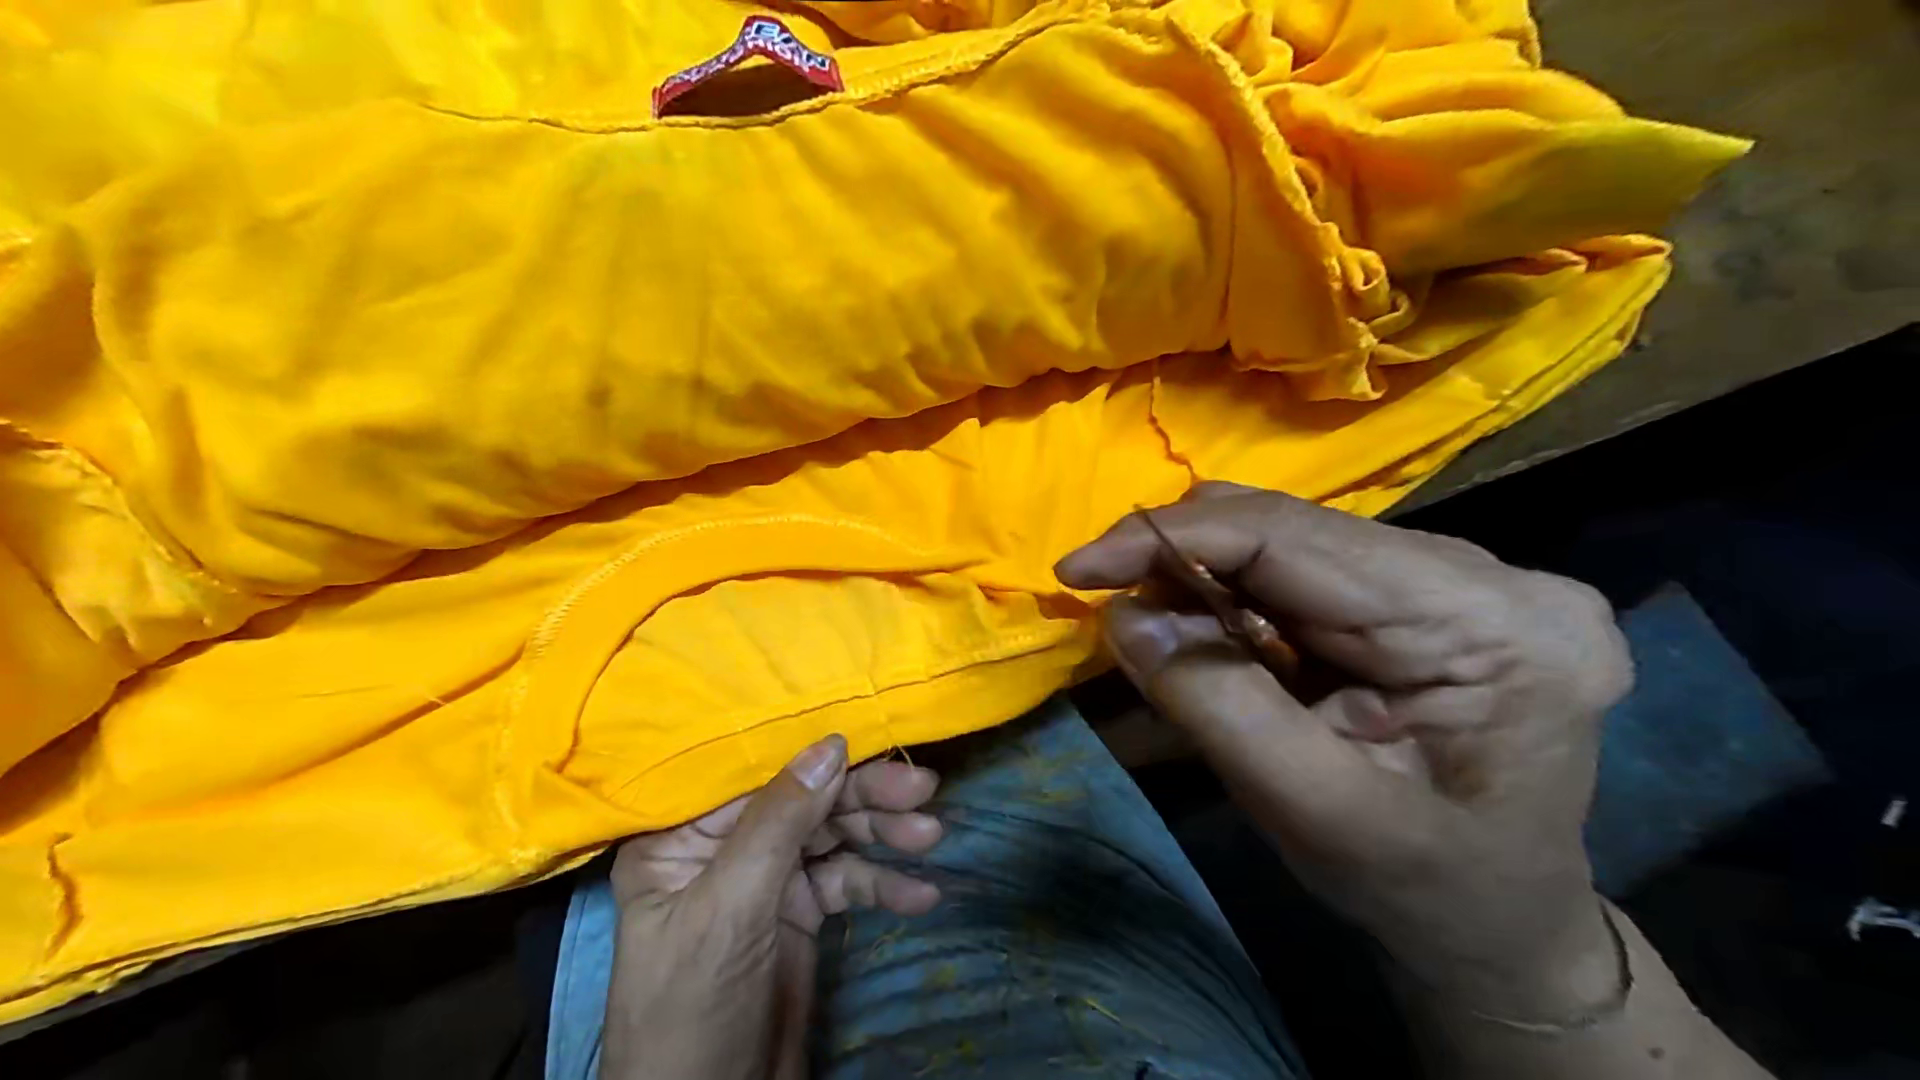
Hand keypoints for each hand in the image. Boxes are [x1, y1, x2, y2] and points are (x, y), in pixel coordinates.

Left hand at [600, 736, 943, 1079]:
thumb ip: (779, 822)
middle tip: (923, 790)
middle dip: (865, 797)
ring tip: (930, 836)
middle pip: (805, 802)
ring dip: (883, 835)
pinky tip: (919, 895)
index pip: (756, 776)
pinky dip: (882, 884)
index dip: (815, 755)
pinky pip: (846, 881)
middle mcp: (726, 846)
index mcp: (684, 837)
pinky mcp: (800, 910)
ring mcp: (766, 878)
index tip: (873, 742)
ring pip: (833, 835)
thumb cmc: (693, 1008)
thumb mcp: (729, 910)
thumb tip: (832, 743)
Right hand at [1056, 483, 1633, 1022]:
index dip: (1173, 538)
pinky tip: (1213, 641)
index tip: (1079, 567)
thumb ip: (1217, 706)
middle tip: (1120, 618)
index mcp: (1487, 625)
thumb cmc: (1426, 887)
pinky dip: (1230, 597)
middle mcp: (1478, 575)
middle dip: (1181, 563)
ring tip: (1167, 641)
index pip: (1295, 537)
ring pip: (1281, 538)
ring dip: (1201, 581)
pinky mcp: (1415, 588)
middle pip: (1285, 527)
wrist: (1501, 920)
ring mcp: (1450, 575)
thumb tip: (1123, 615)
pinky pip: (1292, 565)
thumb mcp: (1315, 812)